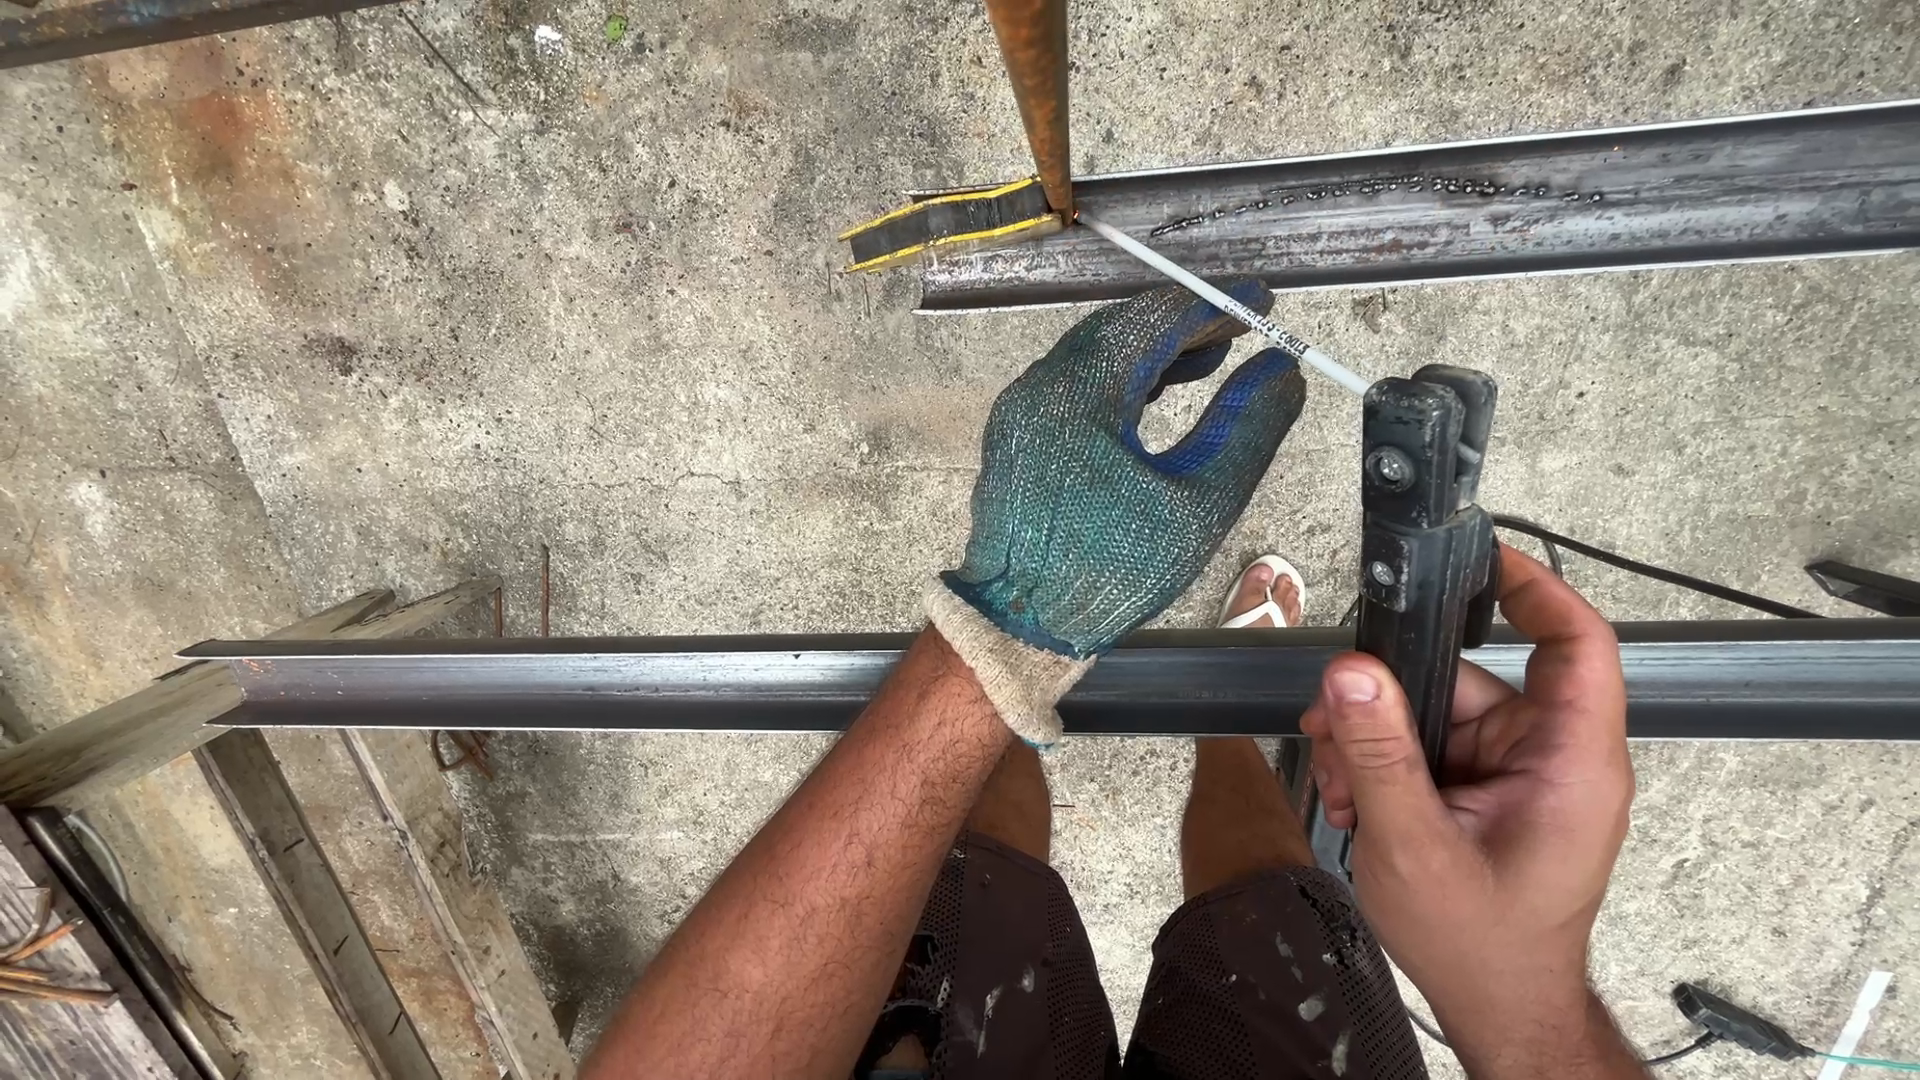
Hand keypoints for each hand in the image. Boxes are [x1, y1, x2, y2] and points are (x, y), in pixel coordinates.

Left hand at [944, 280, 1305, 656]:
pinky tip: (1157, 391)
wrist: (1023, 619)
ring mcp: (1022, 411)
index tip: (1262, 299)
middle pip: (1120, 330)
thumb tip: (1281, 370)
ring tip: (1210, 358)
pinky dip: (1120, 380)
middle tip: (1239, 327)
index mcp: (1077, 394)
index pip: (1154, 320)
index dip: (1213, 305)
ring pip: (1094, 357)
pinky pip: (1074, 387)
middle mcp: (1040, 388)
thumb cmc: (1112, 569)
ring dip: (1152, 352)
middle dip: (1183, 324)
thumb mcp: (1198, 502)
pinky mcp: (1018, 434)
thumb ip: (1247, 428)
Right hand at [1299, 545, 1637, 1075]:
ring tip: (1344, 793)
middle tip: (1330, 739)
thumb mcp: (1412, 842)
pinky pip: (1414, 742)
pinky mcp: (1472, 783)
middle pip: (1458, 679)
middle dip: (1382, 704)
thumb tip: (1349, 668)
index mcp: (1567, 763)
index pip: (1576, 647)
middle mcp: (1540, 754)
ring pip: (1421, 711)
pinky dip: (1374, 762)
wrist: (1491, 1003)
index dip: (1536, 590)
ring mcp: (1503, 769)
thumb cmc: (1475, 941)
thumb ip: (1379, 752)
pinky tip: (1353, 801)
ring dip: (1368, 742)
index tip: (1477, 554)